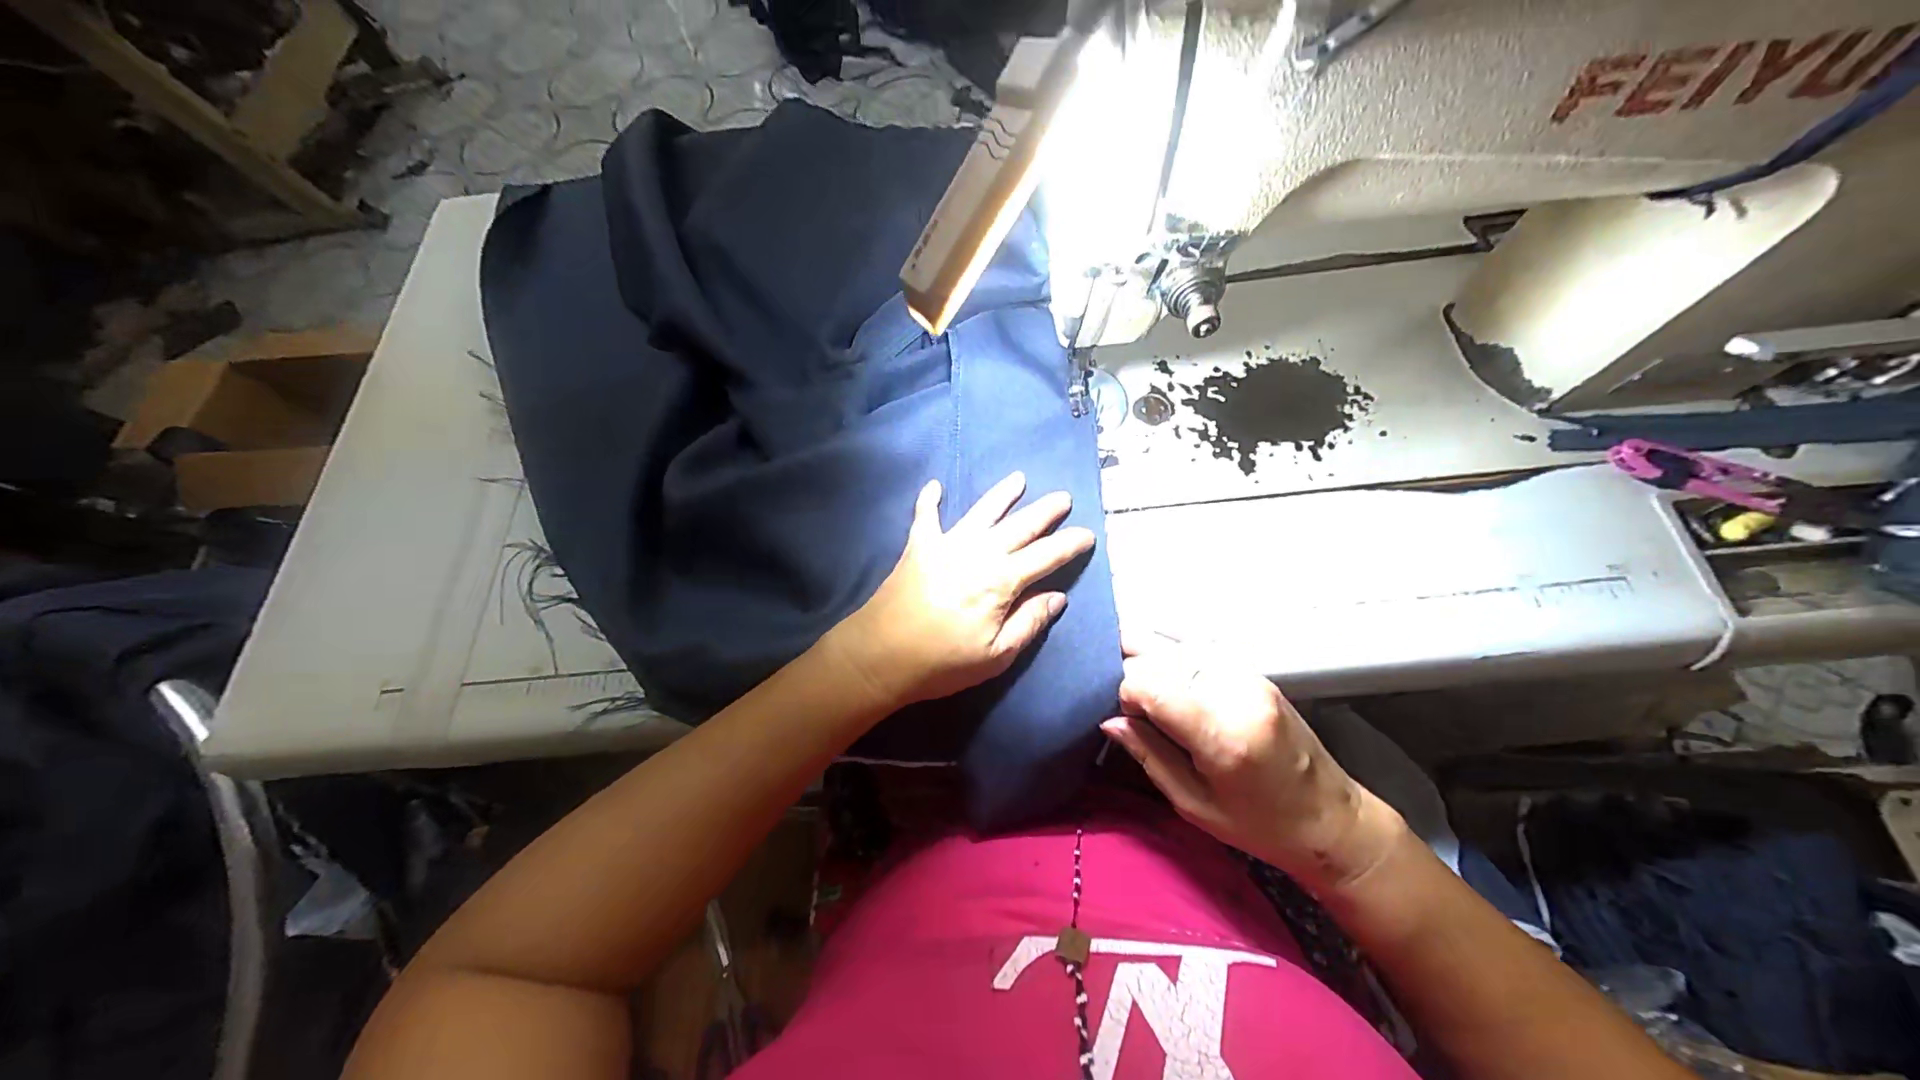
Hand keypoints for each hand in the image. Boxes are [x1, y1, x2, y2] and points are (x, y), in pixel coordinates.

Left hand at [823, 472, 1095, 710]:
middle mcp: (977, 553)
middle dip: (1045, 511)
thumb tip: (1057, 597)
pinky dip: (929, 499)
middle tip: (1063, 498)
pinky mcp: (917, 547)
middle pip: (1019, 526)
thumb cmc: (942, 663)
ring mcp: (945, 545)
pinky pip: (925, 516)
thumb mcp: (996, 655)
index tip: (1088, 534)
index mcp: (1001, 581)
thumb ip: (1029, 623)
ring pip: (981, 512)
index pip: (1045, 557)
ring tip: (1019, 478)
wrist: (880, 656)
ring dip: (1002, 494)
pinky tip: (934, 485)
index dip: (1069, 545)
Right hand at [1099, 635, 1406, 892]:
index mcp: (1222, 734)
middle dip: (1135, 676)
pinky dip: (1176, 658)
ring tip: (1149, 693)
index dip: (1124, 697)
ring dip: (1153, 662)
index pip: (1146, 683)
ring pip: (1176, 645)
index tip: (1128, 722)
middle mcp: (1236, 692)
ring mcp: (1249, 676)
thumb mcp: (1193, 803)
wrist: (1331, 819)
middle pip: (1158, 657)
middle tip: (1135, 709)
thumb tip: (1111, 721)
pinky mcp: (1255, 672)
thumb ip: (1149, 755)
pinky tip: (1170, 679)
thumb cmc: (1262, 824)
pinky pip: (1199, 648)